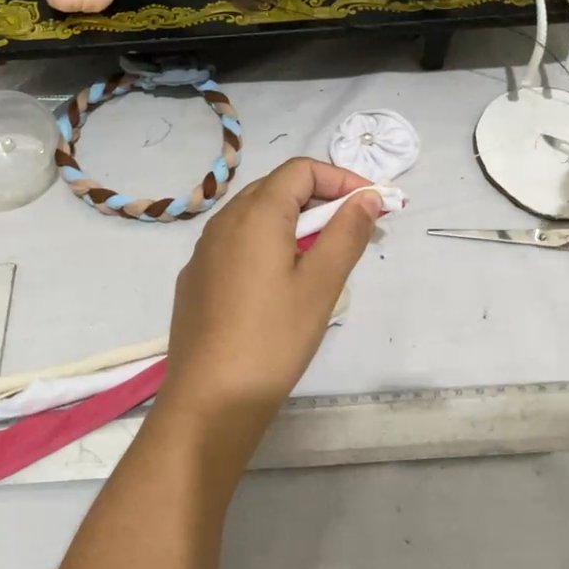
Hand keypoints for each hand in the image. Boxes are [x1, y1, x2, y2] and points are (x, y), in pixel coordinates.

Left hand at [162, 158, 381, 424]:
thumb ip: (345, 234)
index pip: (301, 169)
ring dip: (293, 222)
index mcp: (255, 214)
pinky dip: (266, 245)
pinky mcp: (196, 277)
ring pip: (254, 216)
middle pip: (277, 188)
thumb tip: (366, 197)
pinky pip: (235, 243)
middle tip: (356, 231)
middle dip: (320, 199)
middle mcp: (223, 221)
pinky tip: (280, 283)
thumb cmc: (273, 339)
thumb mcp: (320, 286)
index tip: (372, 206)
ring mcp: (203, 250)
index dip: (341, 179)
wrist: (209, 398)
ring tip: (323, 258)